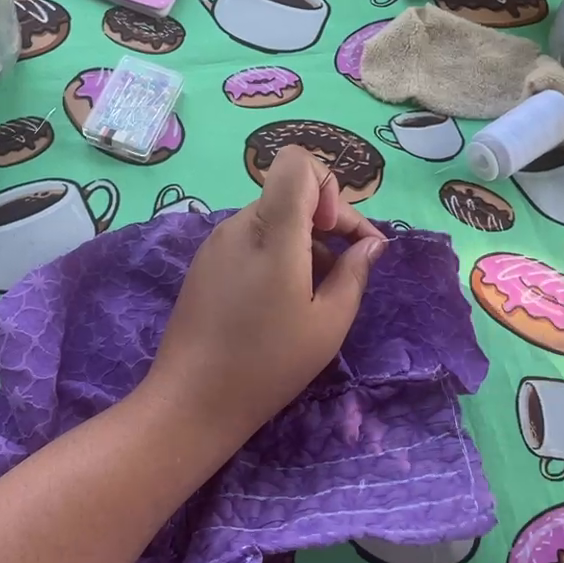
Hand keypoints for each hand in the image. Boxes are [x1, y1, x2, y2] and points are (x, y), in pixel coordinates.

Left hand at [140, 146, 385, 444]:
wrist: (192, 400)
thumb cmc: (268, 363)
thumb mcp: (327, 323)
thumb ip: (355, 273)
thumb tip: (371, 244)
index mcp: (271, 230)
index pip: (296, 162)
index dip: (327, 186)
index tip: (334, 234)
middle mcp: (239, 225)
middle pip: (290, 194)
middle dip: (327, 222)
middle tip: (350, 271)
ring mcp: (216, 244)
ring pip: (272, 220)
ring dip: (304, 244)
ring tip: (317, 298)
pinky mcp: (204, 266)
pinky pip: (250, 243)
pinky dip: (277, 258)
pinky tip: (283, 304)